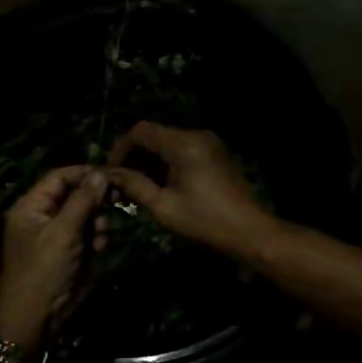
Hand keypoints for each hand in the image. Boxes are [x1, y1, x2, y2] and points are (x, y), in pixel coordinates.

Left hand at [0, 165, 106, 349]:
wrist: (35, 320)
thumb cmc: (43, 272)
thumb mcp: (63, 233)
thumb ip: (82, 201)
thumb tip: (100, 174)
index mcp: (31, 207)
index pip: (59, 178)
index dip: (84, 174)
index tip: (111, 175)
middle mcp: (42, 218)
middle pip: (74, 196)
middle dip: (94, 203)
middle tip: (115, 205)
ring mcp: (56, 237)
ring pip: (85, 217)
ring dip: (97, 225)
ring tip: (99, 239)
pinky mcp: (68, 254)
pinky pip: (87, 238)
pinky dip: (95, 242)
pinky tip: (97, 251)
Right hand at [105, 122, 275, 256]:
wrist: (249, 231)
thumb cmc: (204, 220)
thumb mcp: (163, 206)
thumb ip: (135, 186)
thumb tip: (112, 175)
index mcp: (183, 143)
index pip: (141, 131)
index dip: (121, 149)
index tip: (112, 172)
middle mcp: (196, 135)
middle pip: (154, 136)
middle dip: (135, 157)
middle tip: (122, 184)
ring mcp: (208, 144)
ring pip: (167, 144)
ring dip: (149, 163)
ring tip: (137, 189)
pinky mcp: (214, 154)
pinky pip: (182, 152)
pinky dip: (166, 165)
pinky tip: (159, 188)